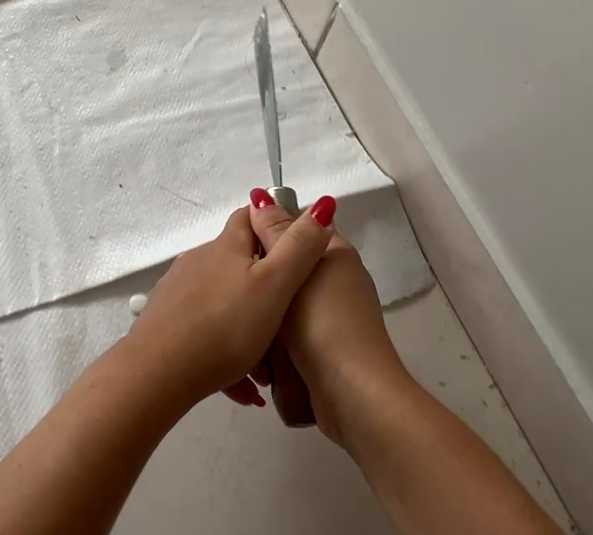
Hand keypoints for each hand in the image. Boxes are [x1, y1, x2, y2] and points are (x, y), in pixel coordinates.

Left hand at [120, 201, 335, 410]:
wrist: (159, 373)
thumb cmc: (225, 326)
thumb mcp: (275, 286)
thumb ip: (299, 247)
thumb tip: (321, 205)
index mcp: (226, 247)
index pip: (249, 217)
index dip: (272, 223)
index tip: (296, 247)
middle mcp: (200, 262)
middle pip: (238, 263)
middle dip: (265, 286)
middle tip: (290, 319)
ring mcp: (179, 293)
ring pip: (224, 303)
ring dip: (248, 327)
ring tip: (268, 368)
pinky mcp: (167, 323)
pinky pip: (206, 333)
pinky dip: (227, 354)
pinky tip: (242, 386)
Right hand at [249, 190, 410, 444]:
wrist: (353, 396)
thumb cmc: (323, 324)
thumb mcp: (292, 271)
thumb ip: (275, 234)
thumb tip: (261, 196)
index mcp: (335, 256)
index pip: (296, 231)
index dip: (266, 238)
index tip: (239, 255)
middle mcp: (335, 285)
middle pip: (283, 277)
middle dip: (262, 294)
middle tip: (242, 301)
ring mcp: (329, 324)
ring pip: (280, 316)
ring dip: (265, 332)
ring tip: (253, 341)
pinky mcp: (323, 359)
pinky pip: (287, 348)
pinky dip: (276, 359)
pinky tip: (263, 369)